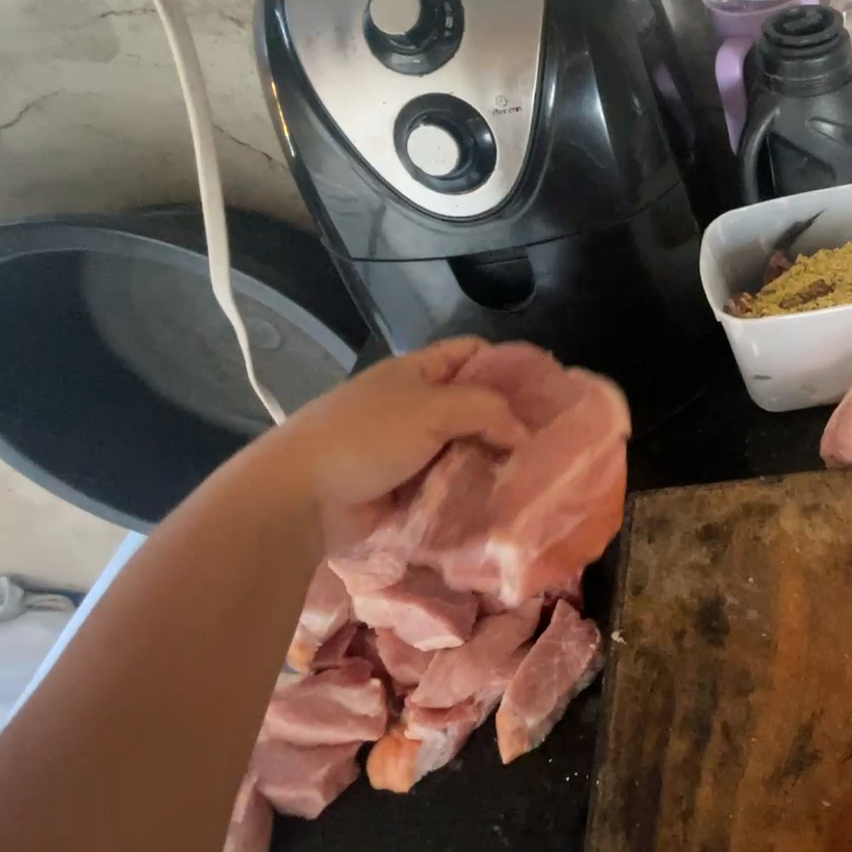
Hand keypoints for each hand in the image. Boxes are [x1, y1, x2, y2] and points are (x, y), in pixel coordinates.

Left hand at [248, 338, 527, 555]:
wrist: (300, 498)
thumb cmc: (365, 437)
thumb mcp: (432, 408)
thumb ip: (487, 411)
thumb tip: (524, 434)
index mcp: (417, 372)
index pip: (472, 353)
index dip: (507, 363)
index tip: (545, 388)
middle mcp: (417, 406)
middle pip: (476, 405)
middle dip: (509, 420)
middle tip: (551, 439)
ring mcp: (412, 449)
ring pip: (468, 447)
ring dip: (495, 460)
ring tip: (536, 472)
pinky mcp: (409, 487)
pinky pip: (453, 483)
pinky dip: (475, 489)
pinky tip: (505, 498)